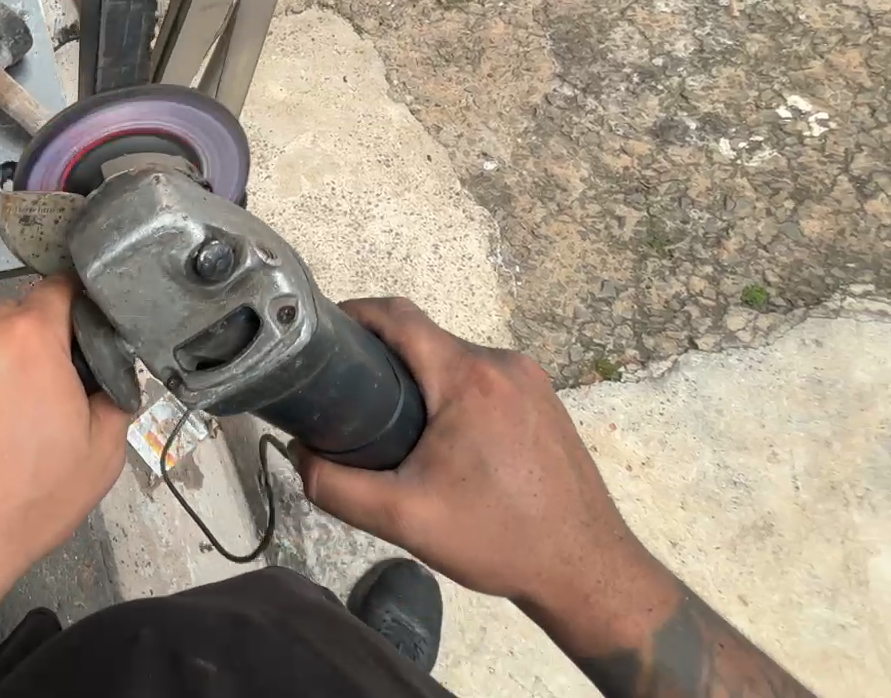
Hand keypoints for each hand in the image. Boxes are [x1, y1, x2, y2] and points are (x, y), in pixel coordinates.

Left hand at [0, 276, 131, 592]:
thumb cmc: (16, 503)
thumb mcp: (99, 458)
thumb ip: (115, 396)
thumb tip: (110, 373)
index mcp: (29, 336)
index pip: (60, 290)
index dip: (71, 314)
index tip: (71, 343)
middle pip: (11, 318)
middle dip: (23, 349)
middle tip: (24, 403)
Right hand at [289, 297, 656, 611]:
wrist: (593, 577)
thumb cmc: (498, 539)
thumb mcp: (402, 518)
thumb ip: (333, 485)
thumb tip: (297, 452)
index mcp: (468, 378)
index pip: (398, 314)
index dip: (353, 313)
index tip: (323, 334)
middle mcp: (503, 365)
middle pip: (421, 335)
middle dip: (378, 352)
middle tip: (345, 390)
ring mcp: (530, 381)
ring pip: (449, 355)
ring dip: (413, 371)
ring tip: (385, 415)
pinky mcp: (544, 400)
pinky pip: (478, 374)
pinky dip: (445, 386)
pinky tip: (434, 430)